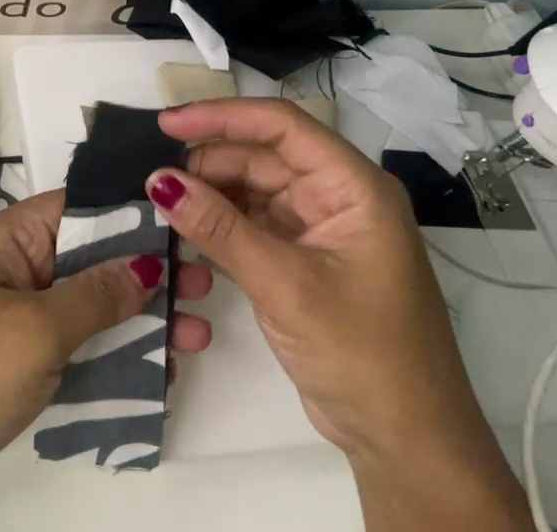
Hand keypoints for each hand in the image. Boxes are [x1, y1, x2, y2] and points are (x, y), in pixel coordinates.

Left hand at [0, 189, 214, 523]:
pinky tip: (160, 367)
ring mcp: (9, 318)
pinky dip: (111, 352)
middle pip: (86, 258)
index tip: (186, 221)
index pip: (74, 208)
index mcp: (3, 241)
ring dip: (138, 318)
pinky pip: (71, 345)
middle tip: (205, 286)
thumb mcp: (37, 327)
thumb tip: (145, 266)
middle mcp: (7, 270)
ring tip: (198, 334)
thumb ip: (96, 295)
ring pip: (84, 305)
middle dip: (145, 272)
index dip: (128, 212)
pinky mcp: (13, 362)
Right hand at [153, 99, 514, 489]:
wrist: (405, 440)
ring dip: (210, 192)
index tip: (166, 124)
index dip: (223, 117)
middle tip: (151, 175)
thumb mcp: (285, 285)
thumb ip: (219, 229)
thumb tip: (158, 181)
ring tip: (159, 198)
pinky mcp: (302, 261)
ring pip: (254, 190)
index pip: (283, 128)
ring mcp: (320, 230)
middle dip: (209, 160)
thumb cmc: (361, 353)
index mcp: (355, 188)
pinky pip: (253, 224)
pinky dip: (219, 223)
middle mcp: (339, 198)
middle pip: (264, 156)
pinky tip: (183, 226)